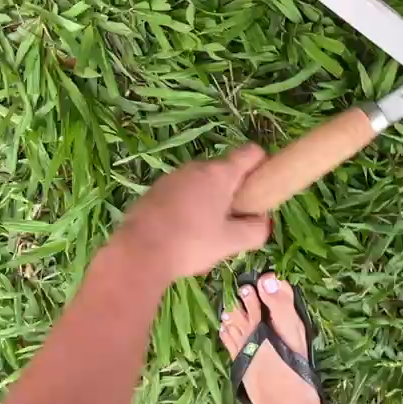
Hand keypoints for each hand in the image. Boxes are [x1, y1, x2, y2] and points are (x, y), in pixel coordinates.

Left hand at [108, 146, 271, 284]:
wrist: (139, 251)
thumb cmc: (191, 243)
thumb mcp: (231, 242)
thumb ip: (255, 230)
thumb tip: (263, 221)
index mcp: (220, 173)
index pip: (251, 152)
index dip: (263, 166)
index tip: (262, 191)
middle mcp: (197, 167)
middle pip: (226, 170)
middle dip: (234, 192)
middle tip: (234, 223)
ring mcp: (174, 176)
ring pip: (202, 183)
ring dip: (210, 200)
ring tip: (206, 233)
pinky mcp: (156, 189)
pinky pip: (182, 192)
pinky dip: (188, 206)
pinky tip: (183, 233)